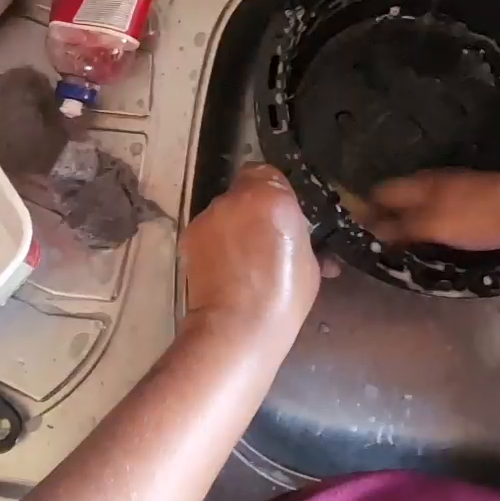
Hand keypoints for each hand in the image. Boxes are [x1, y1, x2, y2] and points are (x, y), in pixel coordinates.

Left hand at [181, 164, 320, 341]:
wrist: (237, 327)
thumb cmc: (284, 296)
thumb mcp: (309, 261)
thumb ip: (299, 235)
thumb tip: (297, 235)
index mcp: (272, 196)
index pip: (269, 173)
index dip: (274, 192)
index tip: (279, 214)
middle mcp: (237, 197)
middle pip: (244, 191)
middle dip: (253, 209)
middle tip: (263, 238)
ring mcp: (209, 214)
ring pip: (224, 211)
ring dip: (233, 226)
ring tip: (242, 261)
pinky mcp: (189, 234)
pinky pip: (207, 231)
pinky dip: (215, 244)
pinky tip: (223, 270)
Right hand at [370, 170, 499, 250]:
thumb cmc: (478, 217)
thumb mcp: (434, 226)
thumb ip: (404, 227)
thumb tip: (374, 228)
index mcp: (421, 182)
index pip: (384, 191)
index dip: (369, 206)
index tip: (359, 223)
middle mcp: (436, 179)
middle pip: (403, 192)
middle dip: (390, 209)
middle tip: (380, 232)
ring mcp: (459, 185)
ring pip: (425, 196)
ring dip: (412, 212)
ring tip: (406, 233)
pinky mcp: (479, 196)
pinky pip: (445, 203)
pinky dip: (434, 215)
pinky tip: (440, 229)